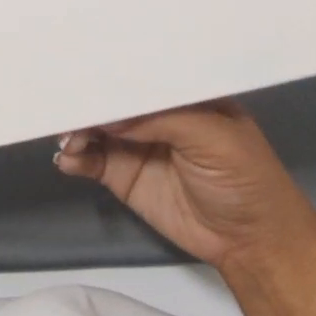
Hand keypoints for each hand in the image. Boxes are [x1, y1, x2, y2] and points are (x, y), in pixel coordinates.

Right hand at [53, 98, 315, 268]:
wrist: (251, 243)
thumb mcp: (214, 138)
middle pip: (110, 102)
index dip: (113, 75)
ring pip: (93, 129)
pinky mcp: (120, 175)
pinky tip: (67, 161)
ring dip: (74, 131)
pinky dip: (73, 159)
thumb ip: (161, 119)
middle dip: (86, 104)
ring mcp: (134, 145)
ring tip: (68, 142)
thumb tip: (107, 115)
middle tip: (64, 110)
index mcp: (182, 97)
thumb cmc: (246, 180)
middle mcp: (154, 116)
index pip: (140, 78)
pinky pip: (89, 161)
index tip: (82, 73)